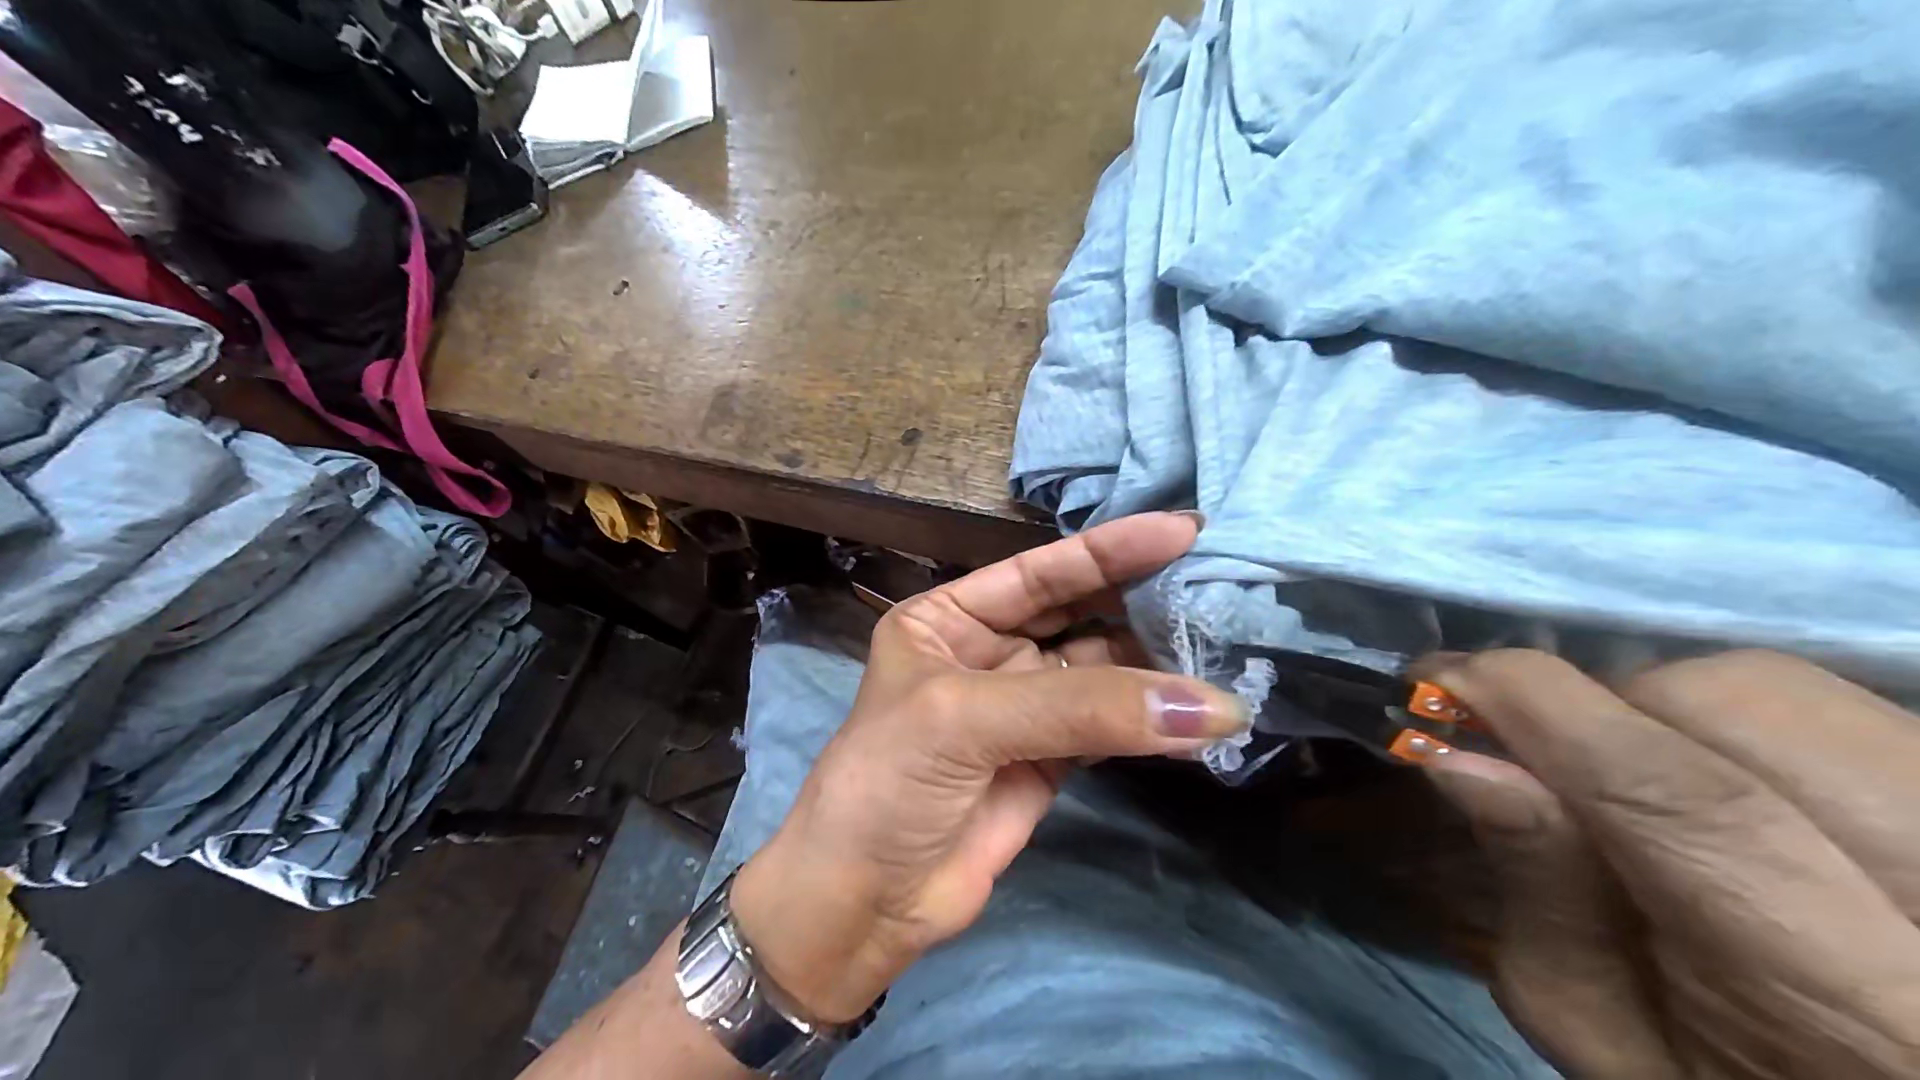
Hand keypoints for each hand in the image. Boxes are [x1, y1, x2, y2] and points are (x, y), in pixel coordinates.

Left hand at [729, 512, 1249, 1022]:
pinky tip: (1200, 714)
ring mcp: (1022, 709)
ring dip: (1158, 666)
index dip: (1110, 550)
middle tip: (1223, 585)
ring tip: (1228, 650)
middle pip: (1078, 614)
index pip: (1040, 572)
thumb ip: (1081, 707)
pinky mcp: (1050, 762)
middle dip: (1142, 601)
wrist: (864, 901)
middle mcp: (988, 652)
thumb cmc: (889, 782)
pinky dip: (1153, 722)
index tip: (1185, 530)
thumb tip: (1211, 706)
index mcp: (949, 618)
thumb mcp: (966, 720)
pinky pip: (1111, 728)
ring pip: (1102, 672)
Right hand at [1420, 649, 1919, 1078]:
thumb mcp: (1601, 1031)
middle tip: (1531, 739)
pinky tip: (1710, 774)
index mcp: (1859, 1006)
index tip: (1439, 677)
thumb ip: (1539, 896)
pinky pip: (1839, 710)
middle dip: (1599, 702)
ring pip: (1798, 692)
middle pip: (1748, 710)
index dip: (1542, 709)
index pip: (1683, 800)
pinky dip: (1734, 719)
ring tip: (1623, 762)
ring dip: (1664, 706)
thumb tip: (1457, 761)